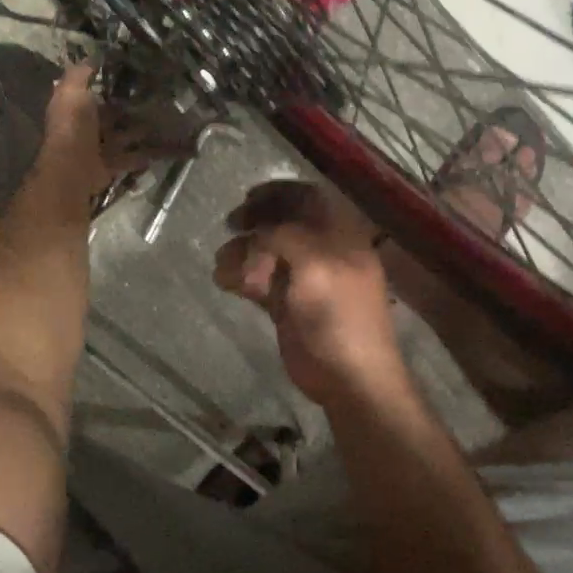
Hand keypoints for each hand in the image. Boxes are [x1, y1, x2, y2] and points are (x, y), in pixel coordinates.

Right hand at [214, 181, 405, 403]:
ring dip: (242, 252)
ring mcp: (304, 278)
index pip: (309, 199)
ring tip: (223, 264)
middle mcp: (323, 251)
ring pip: (267, 251)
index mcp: (341, 237)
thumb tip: (256, 231)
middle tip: (232, 225)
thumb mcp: (315, 264)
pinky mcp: (287, 304)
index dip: (279, 193)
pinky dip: (240, 277)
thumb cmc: (339, 316)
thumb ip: (284, 236)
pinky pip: (259, 280)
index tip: (248, 197)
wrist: (349, 379)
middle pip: (283, 223)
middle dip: (255, 222)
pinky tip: (224, 281)